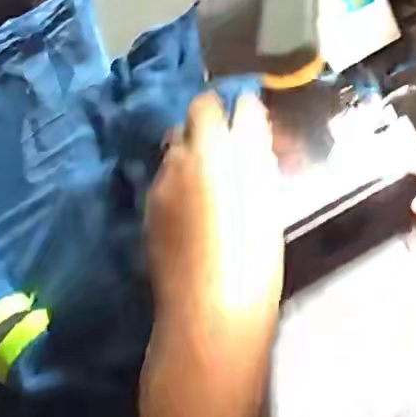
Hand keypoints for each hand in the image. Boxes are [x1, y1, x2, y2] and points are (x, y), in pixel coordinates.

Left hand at [144, 92, 282, 362]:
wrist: (210, 313)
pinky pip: (167, 185)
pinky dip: (183, 184)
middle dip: (207, 128)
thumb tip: (246, 105)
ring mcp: (157, 192)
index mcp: (206, 148)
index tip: (246, 117)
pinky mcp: (149, 220)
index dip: (226, 106)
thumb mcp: (265, 184)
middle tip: (236, 148)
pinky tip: (202, 209)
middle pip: (186, 126)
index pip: (207, 103)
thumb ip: (253, 139)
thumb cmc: (252, 244)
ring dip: (194, 157)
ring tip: (220, 179)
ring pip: (174, 156)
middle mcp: (174, 162)